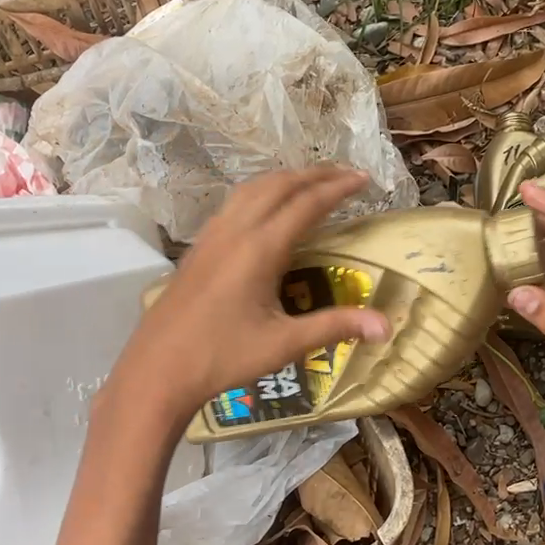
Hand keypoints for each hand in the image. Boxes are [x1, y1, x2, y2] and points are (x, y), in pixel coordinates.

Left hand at [110, 165, 390, 419]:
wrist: (158, 369)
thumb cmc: (222, 357)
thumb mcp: (284, 344)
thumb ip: (335, 327)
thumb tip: (386, 326)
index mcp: (260, 248)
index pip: (307, 204)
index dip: (339, 188)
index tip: (365, 180)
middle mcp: (235, 230)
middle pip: (279, 185)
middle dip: (315, 175)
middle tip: (346, 175)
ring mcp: (212, 236)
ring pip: (252, 188)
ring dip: (286, 179)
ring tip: (311, 182)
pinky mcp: (199, 247)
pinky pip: (235, 203)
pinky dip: (261, 192)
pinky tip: (266, 209)